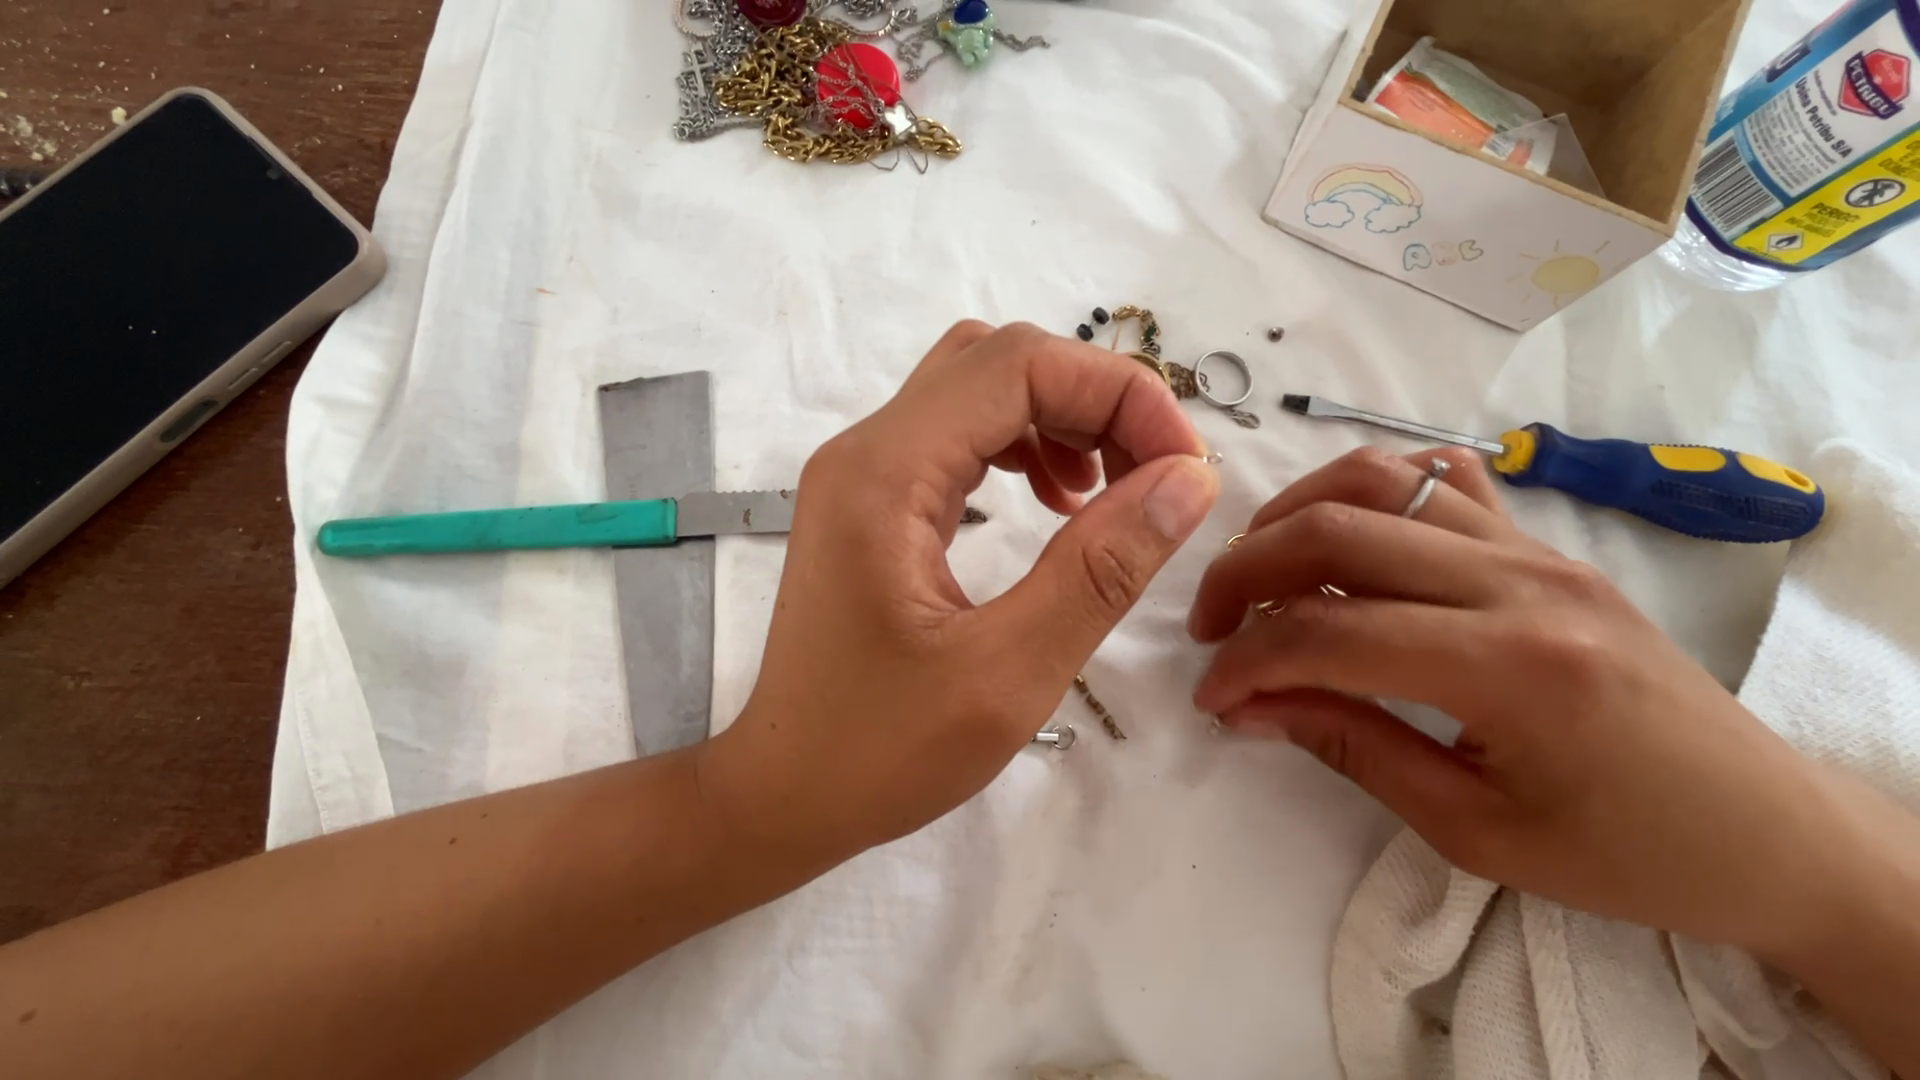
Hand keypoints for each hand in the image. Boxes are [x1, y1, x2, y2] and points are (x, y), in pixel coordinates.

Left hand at [701, 321, 1217, 867]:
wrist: (782, 792)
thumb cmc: (880, 752)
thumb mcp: (1009, 672)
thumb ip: (1103, 569)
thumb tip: (1188, 478)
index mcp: (885, 474)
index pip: (1018, 364)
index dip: (1118, 394)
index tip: (1183, 468)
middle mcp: (865, 450)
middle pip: (998, 362)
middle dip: (1094, 400)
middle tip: (1156, 476)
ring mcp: (862, 473)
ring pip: (977, 389)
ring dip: (1058, 420)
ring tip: (1105, 494)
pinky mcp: (871, 502)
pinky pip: (956, 437)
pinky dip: (1020, 448)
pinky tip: (1056, 507)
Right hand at [1186, 446, 1875, 957]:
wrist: (1772, 831)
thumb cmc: (1624, 853)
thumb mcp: (1470, 828)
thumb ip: (1347, 745)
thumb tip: (1247, 704)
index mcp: (1510, 668)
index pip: (1327, 632)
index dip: (1245, 661)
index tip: (1211, 697)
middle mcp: (1520, 582)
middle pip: (1335, 531)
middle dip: (1243, 573)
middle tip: (1210, 627)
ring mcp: (1537, 549)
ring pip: (1380, 479)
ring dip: (1293, 515)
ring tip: (1260, 570)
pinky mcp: (1543, 544)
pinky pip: (1442, 479)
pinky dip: (1372, 489)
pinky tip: (1346, 534)